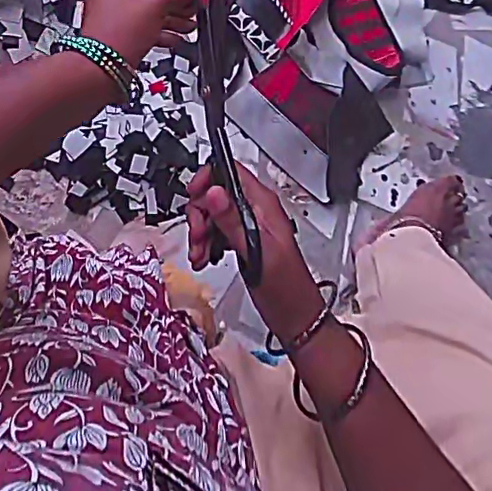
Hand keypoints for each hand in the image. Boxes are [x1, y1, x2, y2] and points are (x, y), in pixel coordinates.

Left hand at [79, 0, 194, 67]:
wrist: (103, 65)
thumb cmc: (118, 31)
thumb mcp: (156, 2)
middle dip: (173, 3)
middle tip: (189, 9)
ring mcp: (111, 16)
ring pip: (147, 13)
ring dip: (170, 19)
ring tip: (187, 25)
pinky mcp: (117, 35)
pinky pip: (142, 29)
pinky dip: (159, 32)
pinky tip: (174, 37)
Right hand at [186, 162, 322, 342]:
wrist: (297, 320)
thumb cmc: (287, 290)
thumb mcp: (255, 253)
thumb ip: (232, 220)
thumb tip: (215, 192)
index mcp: (263, 206)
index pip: (230, 171)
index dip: (207, 179)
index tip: (194, 197)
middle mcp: (256, 210)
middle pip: (215, 192)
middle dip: (200, 213)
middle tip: (199, 235)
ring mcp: (249, 224)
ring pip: (212, 212)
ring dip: (200, 231)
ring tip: (200, 251)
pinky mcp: (243, 239)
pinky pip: (216, 230)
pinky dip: (206, 242)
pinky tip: (204, 256)